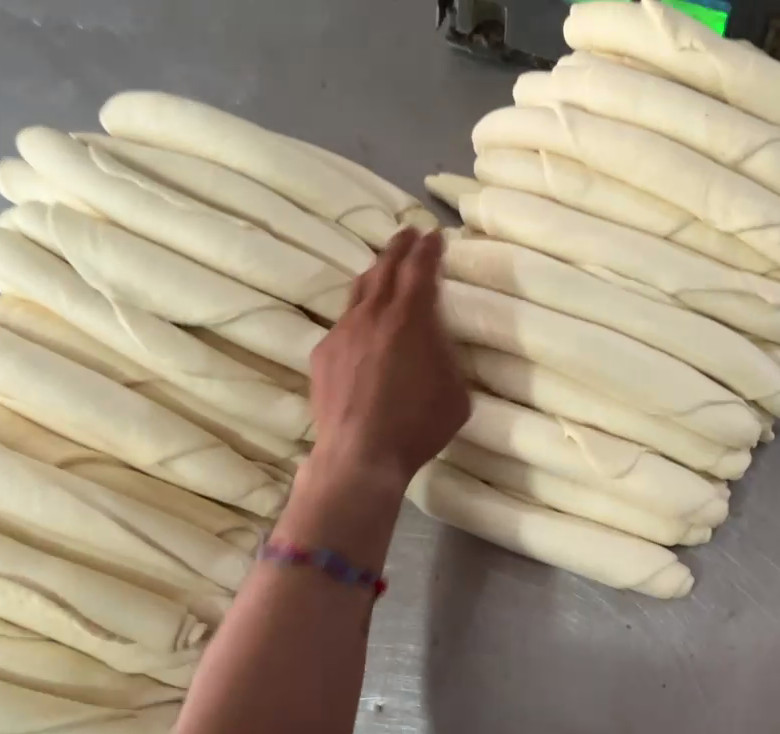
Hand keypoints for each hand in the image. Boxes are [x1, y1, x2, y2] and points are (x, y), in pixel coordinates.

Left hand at [305, 228, 468, 494]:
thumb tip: (437, 347)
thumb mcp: (456, 394)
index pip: (421, 269)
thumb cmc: (418, 426)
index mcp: (412, 319)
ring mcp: (343, 332)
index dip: (429, 249)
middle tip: (408, 233)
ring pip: (359, 291)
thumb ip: (448, 359)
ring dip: (374, 273)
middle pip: (385, 268)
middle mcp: (374, 315)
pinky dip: (358, 314)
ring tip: (383, 268)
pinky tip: (362, 325)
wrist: (361, 453)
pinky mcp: (323, 354)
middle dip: (400, 247)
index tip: (435, 235)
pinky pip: (343, 323)